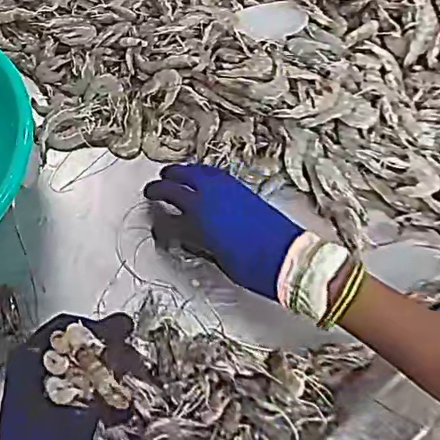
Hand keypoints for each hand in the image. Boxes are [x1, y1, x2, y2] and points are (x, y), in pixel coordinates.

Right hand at [144, 164, 302, 298]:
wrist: (288, 258)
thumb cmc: (255, 267)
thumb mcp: (219, 261)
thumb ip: (200, 245)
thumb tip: (192, 239)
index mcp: (196, 225)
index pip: (167, 221)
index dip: (159, 225)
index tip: (158, 228)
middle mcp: (205, 202)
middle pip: (173, 188)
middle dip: (159, 190)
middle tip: (152, 192)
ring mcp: (222, 190)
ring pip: (191, 172)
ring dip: (177, 173)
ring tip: (169, 174)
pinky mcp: (237, 186)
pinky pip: (210, 172)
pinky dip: (198, 171)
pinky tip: (197, 174)